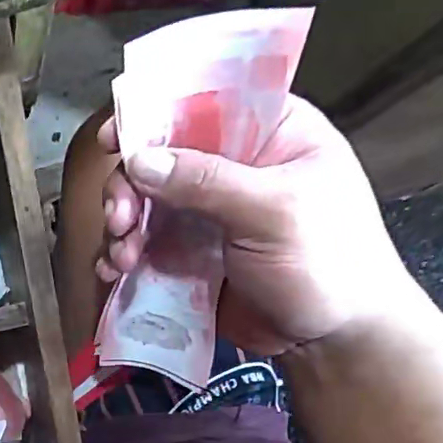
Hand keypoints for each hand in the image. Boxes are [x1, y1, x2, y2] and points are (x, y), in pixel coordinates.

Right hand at [98, 96, 418, 353]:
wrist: (329, 338)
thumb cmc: (327, 262)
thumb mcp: (273, 211)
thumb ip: (206, 182)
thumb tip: (140, 160)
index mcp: (268, 132)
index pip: (202, 103)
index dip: (152, 113)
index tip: (113, 137)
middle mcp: (232, 167)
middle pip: (160, 158)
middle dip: (129, 188)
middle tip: (120, 220)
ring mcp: (208, 214)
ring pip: (146, 204)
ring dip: (123, 228)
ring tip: (121, 258)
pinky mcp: (191, 256)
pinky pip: (147, 246)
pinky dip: (125, 257)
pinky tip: (116, 272)